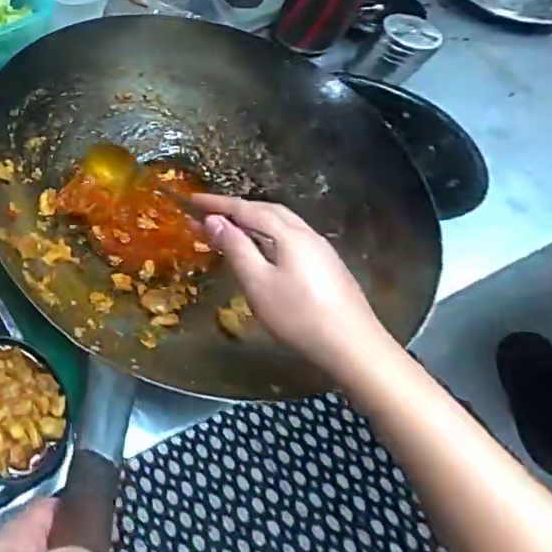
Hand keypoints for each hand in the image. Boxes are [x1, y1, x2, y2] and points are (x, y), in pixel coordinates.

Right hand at [190, 193, 397, 381]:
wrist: (358, 352)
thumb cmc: (300, 316)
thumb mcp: (257, 282)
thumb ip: (234, 247)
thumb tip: (214, 219)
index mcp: (289, 235)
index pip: (247, 209)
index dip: (218, 203)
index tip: (193, 200)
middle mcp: (308, 236)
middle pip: (268, 210)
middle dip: (237, 207)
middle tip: (210, 212)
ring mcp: (323, 252)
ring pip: (283, 223)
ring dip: (254, 219)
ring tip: (232, 227)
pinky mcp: (330, 269)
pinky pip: (292, 237)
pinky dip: (269, 233)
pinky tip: (263, 249)